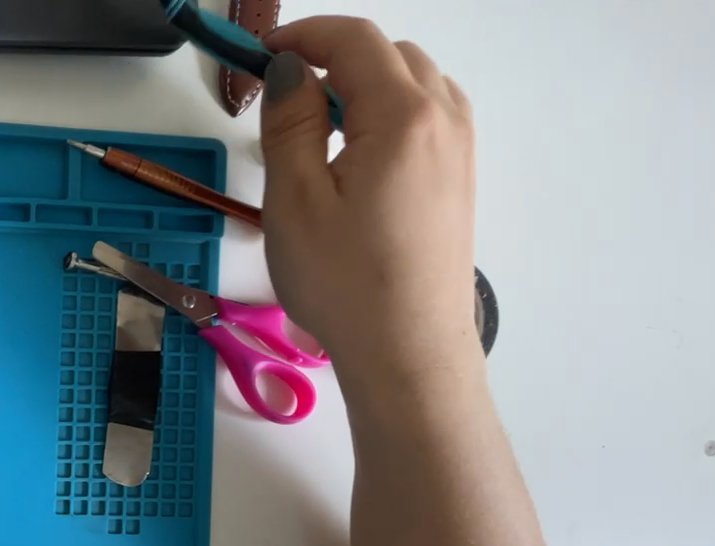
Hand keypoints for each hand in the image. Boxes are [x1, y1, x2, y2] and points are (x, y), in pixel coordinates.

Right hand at [259, 17, 482, 390]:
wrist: (404, 341)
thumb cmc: (340, 279)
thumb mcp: (294, 203)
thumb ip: (290, 128)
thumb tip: (288, 72)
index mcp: (401, 115)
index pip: (355, 41)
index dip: (303, 35)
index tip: (257, 53)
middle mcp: (442, 115)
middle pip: (388, 54)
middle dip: (331, 58)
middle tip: (276, 97)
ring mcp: (458, 144)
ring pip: (411, 82)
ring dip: (359, 85)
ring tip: (310, 126)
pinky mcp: (456, 174)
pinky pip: (423, 115)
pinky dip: (383, 111)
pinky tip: (351, 152)